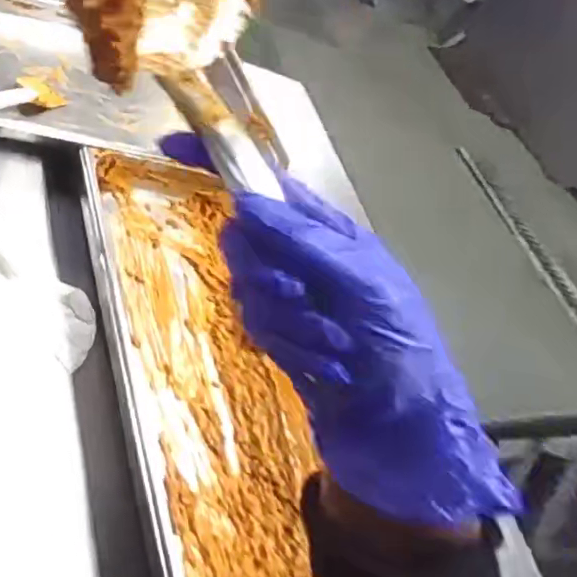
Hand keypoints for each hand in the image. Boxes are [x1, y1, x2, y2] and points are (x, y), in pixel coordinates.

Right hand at [159, 134, 520, 528]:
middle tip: (302, 295)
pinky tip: (324, 364)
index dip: (217, 160)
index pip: (261, 182)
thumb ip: (304, 239)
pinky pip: (251, 323)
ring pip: (243, 286)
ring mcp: (284, 295)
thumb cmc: (401, 345)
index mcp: (324, 229)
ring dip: (286, 320)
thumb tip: (245, 202)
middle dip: (266, 273)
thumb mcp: (365, 282)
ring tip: (332, 344)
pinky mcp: (275, 332)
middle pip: (240, 238)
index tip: (170, 145)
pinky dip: (286, 345)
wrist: (406, 431)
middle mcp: (297, 255)